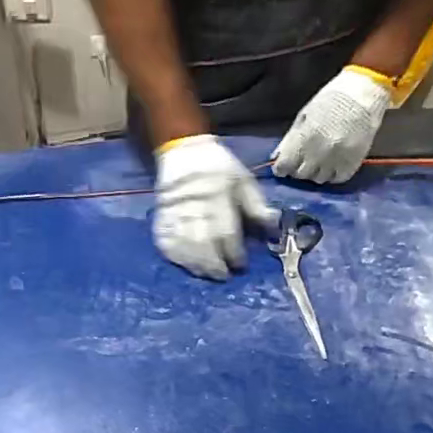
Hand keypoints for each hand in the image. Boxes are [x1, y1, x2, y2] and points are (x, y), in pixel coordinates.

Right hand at [153, 135, 277, 279]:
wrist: (183, 155)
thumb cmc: (218, 169)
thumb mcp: (244, 181)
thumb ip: (256, 206)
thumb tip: (272, 227)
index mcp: (217, 198)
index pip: (226, 232)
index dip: (234, 252)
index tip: (241, 265)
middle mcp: (194, 210)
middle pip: (203, 245)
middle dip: (215, 265)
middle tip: (224, 276)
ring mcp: (174, 217)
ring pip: (185, 249)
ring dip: (197, 266)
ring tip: (208, 275)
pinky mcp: (161, 222)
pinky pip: (166, 246)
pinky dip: (177, 259)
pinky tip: (187, 266)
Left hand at [271, 67, 392, 183]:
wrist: (366, 89)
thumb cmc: (331, 99)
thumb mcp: (303, 116)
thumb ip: (288, 140)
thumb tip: (275, 158)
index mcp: (302, 140)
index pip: (283, 167)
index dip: (282, 168)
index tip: (284, 165)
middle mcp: (318, 153)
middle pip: (300, 175)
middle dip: (299, 169)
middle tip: (304, 161)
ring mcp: (337, 158)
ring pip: (319, 179)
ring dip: (317, 172)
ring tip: (320, 161)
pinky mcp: (354, 159)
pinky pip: (339, 178)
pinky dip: (334, 174)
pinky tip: (334, 165)